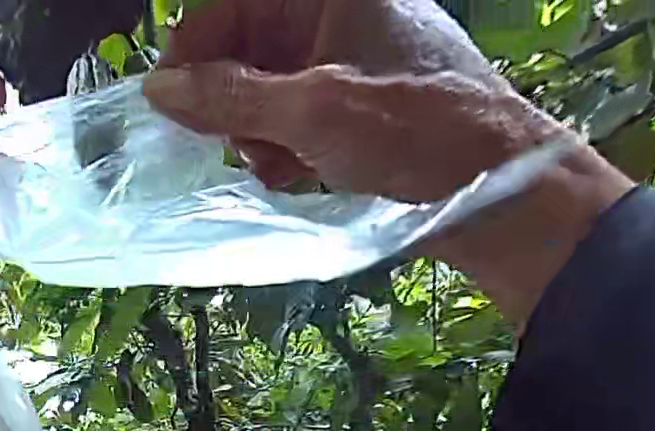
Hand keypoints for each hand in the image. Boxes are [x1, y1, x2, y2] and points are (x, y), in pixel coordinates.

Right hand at [143, 0, 632, 327]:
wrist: (494, 190)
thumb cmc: (411, 133)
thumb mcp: (312, 112)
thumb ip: (231, 96)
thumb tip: (160, 88)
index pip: (232, 6)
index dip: (192, 52)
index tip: (167, 106)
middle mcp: (335, 16)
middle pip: (246, 51)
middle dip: (231, 104)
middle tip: (235, 147)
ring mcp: (349, 63)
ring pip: (268, 94)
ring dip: (257, 135)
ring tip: (274, 168)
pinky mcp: (357, 109)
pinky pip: (296, 122)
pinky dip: (284, 150)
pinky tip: (294, 175)